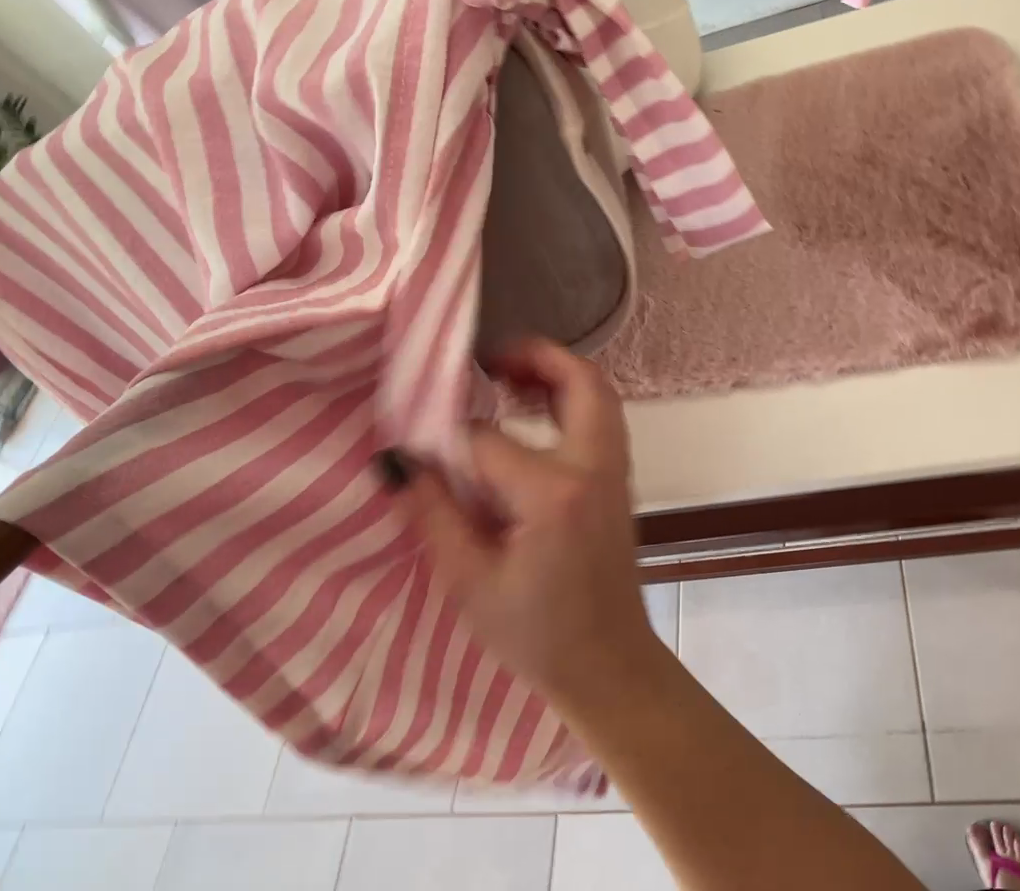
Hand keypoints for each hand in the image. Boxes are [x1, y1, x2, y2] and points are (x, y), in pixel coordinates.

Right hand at [398, 339, 662, 700]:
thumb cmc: (537, 635)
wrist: (608, 663)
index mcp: (555, 493)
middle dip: (534, 357)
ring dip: (557, 375)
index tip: (413, 445)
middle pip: (579, 382)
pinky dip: (571, 402)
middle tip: (485, 359)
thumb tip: (399, 462)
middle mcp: (596, 468)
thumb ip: (433, 515)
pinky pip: (601, 421)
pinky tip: (531, 419)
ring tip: (504, 379)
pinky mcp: (620, 483)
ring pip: (599, 395)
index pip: (489, 439)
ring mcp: (616, 473)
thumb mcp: (469, 583)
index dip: (445, 438)